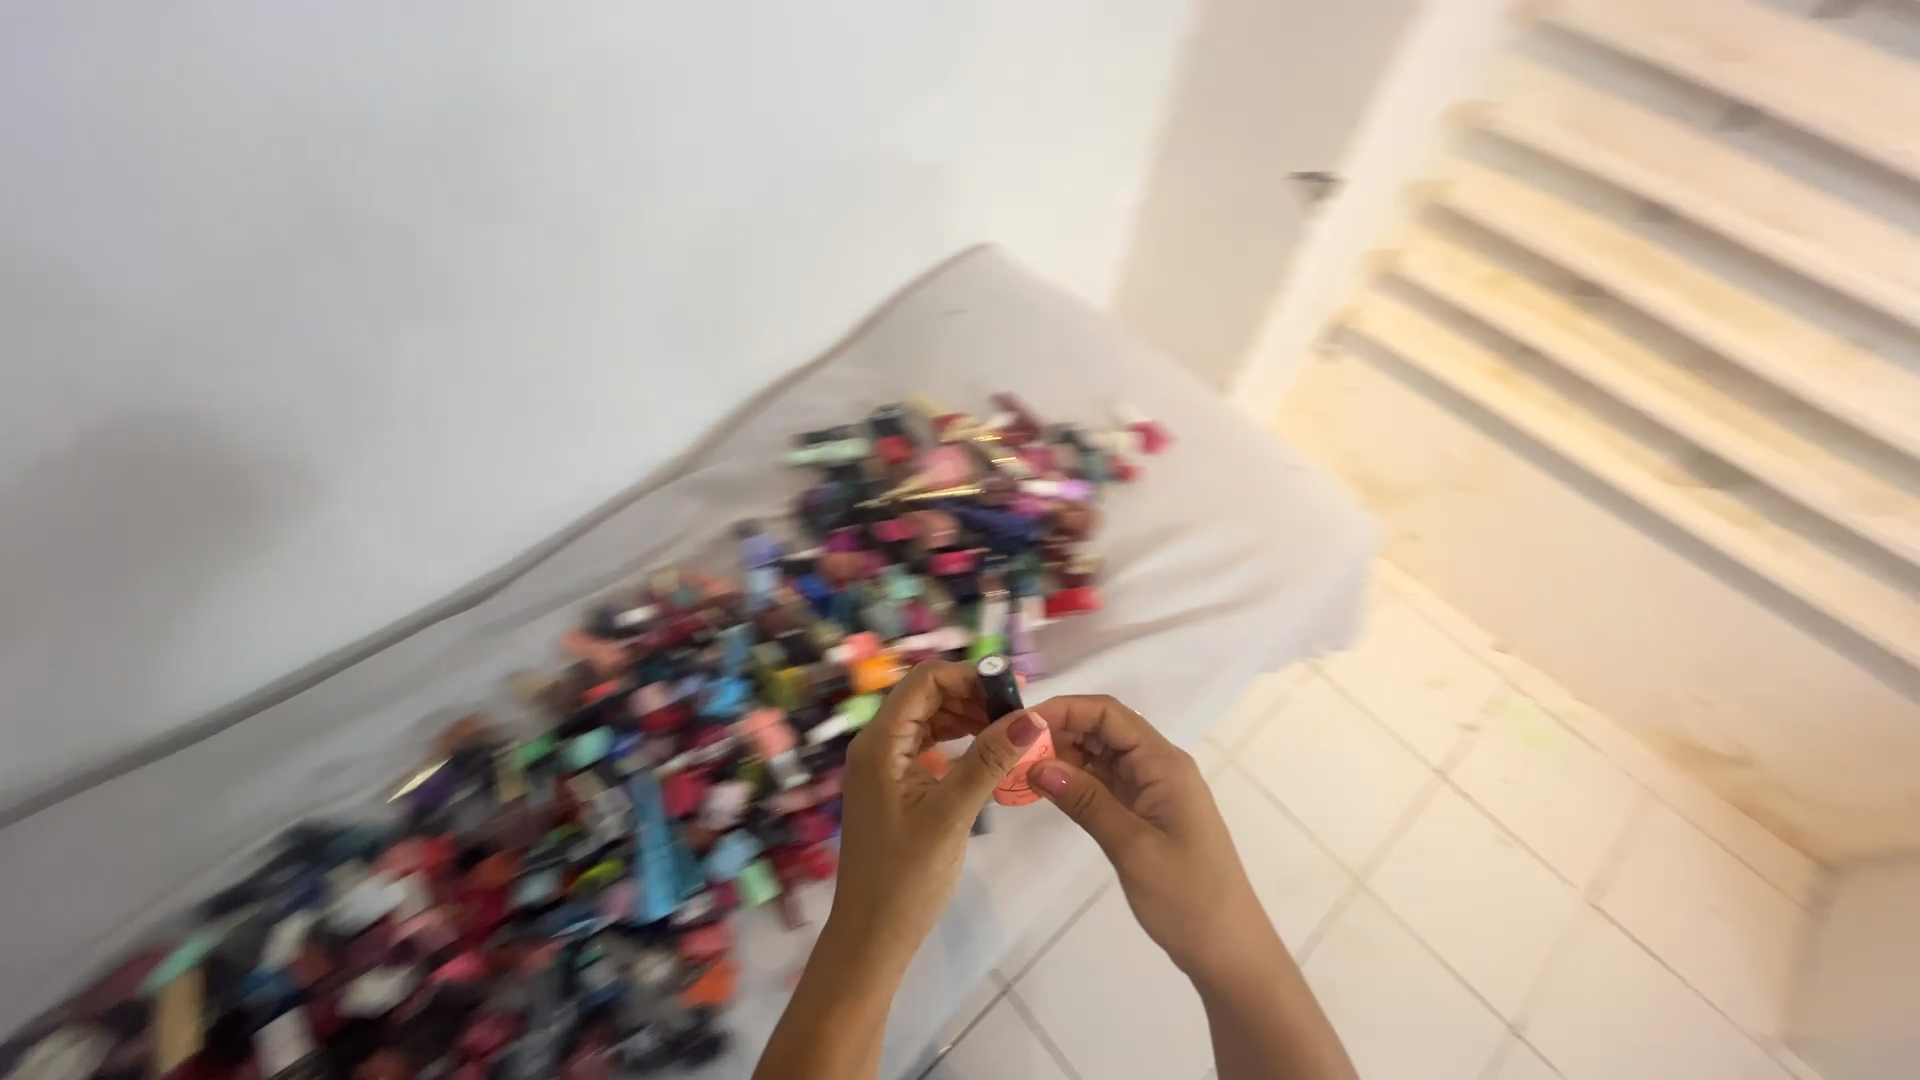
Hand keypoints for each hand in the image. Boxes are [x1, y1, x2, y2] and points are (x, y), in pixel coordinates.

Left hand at [827, 661, 1048, 969]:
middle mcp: (876, 744)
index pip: (926, 680)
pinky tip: (984, 754)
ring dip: (966, 718)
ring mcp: (882, 765)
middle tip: (1017, 716)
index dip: (970, 676)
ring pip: (928, 719)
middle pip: (926, 695)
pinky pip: (926, 745)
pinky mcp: (892, 784)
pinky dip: (956, 742)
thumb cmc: (906, 876)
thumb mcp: (952, 813)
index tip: (1014, 691)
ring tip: (1007, 734)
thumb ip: (989, 760)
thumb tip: (1030, 716)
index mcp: (880, 741)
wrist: (871, 935)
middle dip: (972, 696)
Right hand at [1027, 695, 1262, 974]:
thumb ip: (1085, 801)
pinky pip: (1103, 781)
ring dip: (1062, 755)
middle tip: (1012, 747)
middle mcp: (1157, 766)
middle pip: (1102, 728)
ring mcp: (1150, 789)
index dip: (1065, 708)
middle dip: (1058, 730)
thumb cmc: (1187, 896)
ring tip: (1019, 766)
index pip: (1108, 714)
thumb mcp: (1133, 847)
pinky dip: (1074, 780)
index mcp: (1163, 763)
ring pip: (1099, 754)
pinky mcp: (1143, 812)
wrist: (1228, 950)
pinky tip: (1045, 788)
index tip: (1022, 723)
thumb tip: (1036, 765)